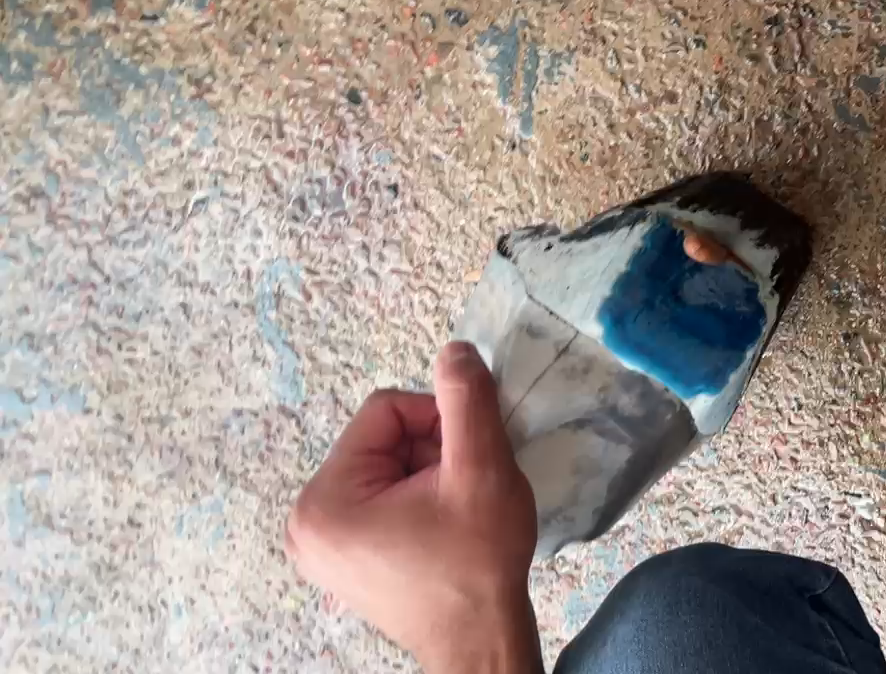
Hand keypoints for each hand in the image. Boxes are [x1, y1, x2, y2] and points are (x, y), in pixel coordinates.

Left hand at [286, 342, 540, 673]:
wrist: (479, 634)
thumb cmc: (477, 553)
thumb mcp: (481, 466)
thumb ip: (467, 401)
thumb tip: (454, 349)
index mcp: (326, 499)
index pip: (387, 409)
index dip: (440, 418)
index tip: (468, 454)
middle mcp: (306, 521)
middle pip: (385, 437)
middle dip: (436, 447)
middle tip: (466, 484)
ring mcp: (321, 545)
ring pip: (389, 464)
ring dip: (433, 471)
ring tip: (459, 506)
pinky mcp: (343, 558)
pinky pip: (384, 496)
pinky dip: (422, 495)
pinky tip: (444, 524)